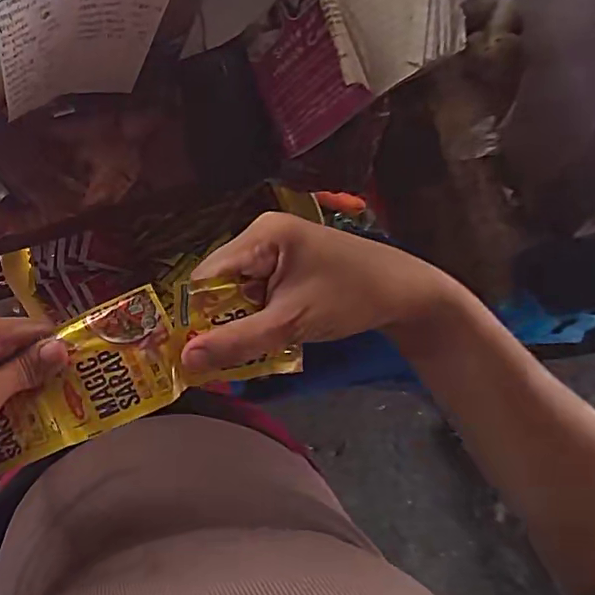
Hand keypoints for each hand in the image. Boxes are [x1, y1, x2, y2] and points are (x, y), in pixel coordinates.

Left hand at [0, 312, 68, 466]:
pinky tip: (12, 404)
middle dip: (40, 365)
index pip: (32, 328)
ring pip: (3, 355)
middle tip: (66, 392)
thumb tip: (63, 346)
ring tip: (45, 402)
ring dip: (21, 377)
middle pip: (18, 341)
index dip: (58, 348)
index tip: (81, 370)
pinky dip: (1, 382)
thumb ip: (25, 370)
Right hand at [180, 212, 470, 373]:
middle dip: (219, 320)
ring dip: (238, 321)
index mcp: (261, 234)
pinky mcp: (285, 263)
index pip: (206, 276)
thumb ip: (237, 341)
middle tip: (221, 357)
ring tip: (250, 347)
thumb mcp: (290, 323)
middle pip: (217, 283)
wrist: (409, 294)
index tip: (194, 351)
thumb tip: (186, 361)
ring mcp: (274, 247)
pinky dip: (255, 316)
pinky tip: (267, 334)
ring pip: (234, 291)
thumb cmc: (352, 298)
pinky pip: (254, 292)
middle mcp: (261, 234)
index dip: (196, 314)